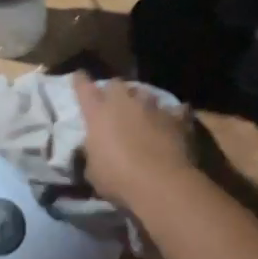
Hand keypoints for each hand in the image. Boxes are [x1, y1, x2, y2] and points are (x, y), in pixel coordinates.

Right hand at [73, 73, 193, 209]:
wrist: (160, 183)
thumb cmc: (118, 178)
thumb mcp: (93, 171)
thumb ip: (93, 154)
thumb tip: (95, 151)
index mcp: (97, 113)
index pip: (84, 87)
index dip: (81, 80)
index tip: (80, 76)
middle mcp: (123, 103)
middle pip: (116, 84)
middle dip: (115, 90)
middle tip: (116, 102)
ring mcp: (151, 108)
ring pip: (146, 93)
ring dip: (143, 101)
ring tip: (145, 111)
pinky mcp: (176, 118)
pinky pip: (177, 110)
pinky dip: (175, 114)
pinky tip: (177, 119)